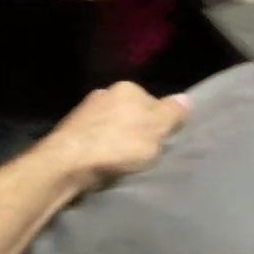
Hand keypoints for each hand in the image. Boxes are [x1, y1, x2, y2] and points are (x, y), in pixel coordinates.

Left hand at [34, 82, 190, 188]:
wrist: (67, 163)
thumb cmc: (117, 144)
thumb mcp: (155, 130)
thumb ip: (172, 113)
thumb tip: (187, 98)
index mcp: (127, 88)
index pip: (153, 102)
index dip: (160, 124)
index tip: (161, 144)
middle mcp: (104, 94)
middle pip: (131, 114)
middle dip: (137, 132)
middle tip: (142, 155)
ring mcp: (85, 112)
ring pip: (112, 127)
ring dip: (117, 142)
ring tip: (121, 163)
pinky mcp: (71, 132)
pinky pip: (95, 140)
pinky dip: (101, 151)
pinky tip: (102, 165)